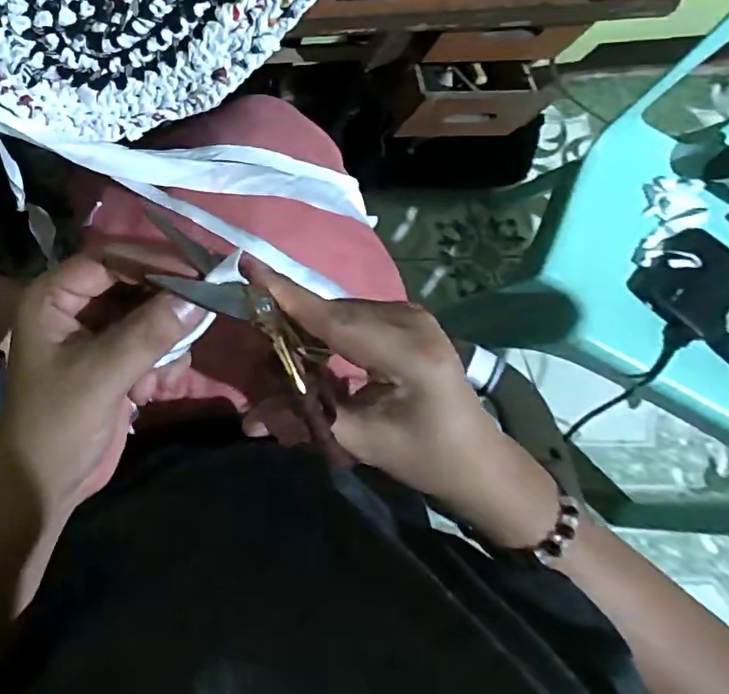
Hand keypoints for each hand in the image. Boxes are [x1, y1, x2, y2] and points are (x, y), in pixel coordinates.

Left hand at [0, 254, 205, 517]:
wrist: (45, 486)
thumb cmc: (57, 425)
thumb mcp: (101, 376)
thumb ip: (148, 333)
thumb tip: (198, 297)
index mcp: (53, 297)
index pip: (107, 259)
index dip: (151, 260)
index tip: (197, 269)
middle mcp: (73, 305)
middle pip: (132, 281)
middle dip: (164, 302)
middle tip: (205, 307)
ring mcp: (95, 331)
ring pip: (147, 311)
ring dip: (164, 339)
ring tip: (161, 375)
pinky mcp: (114, 356)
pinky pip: (151, 339)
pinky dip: (161, 360)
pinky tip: (150, 391)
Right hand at [244, 261, 559, 546]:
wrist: (480, 462)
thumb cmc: (425, 457)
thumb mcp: (361, 441)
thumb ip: (304, 416)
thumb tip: (249, 418)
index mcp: (407, 353)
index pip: (332, 319)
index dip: (286, 295)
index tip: (248, 266)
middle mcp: (411, 321)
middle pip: (332, 311)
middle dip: (288, 315)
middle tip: (250, 322)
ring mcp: (413, 314)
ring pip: (340, 309)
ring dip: (308, 321)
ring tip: (276, 336)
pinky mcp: (410, 316)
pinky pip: (354, 312)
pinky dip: (328, 324)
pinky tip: (312, 339)